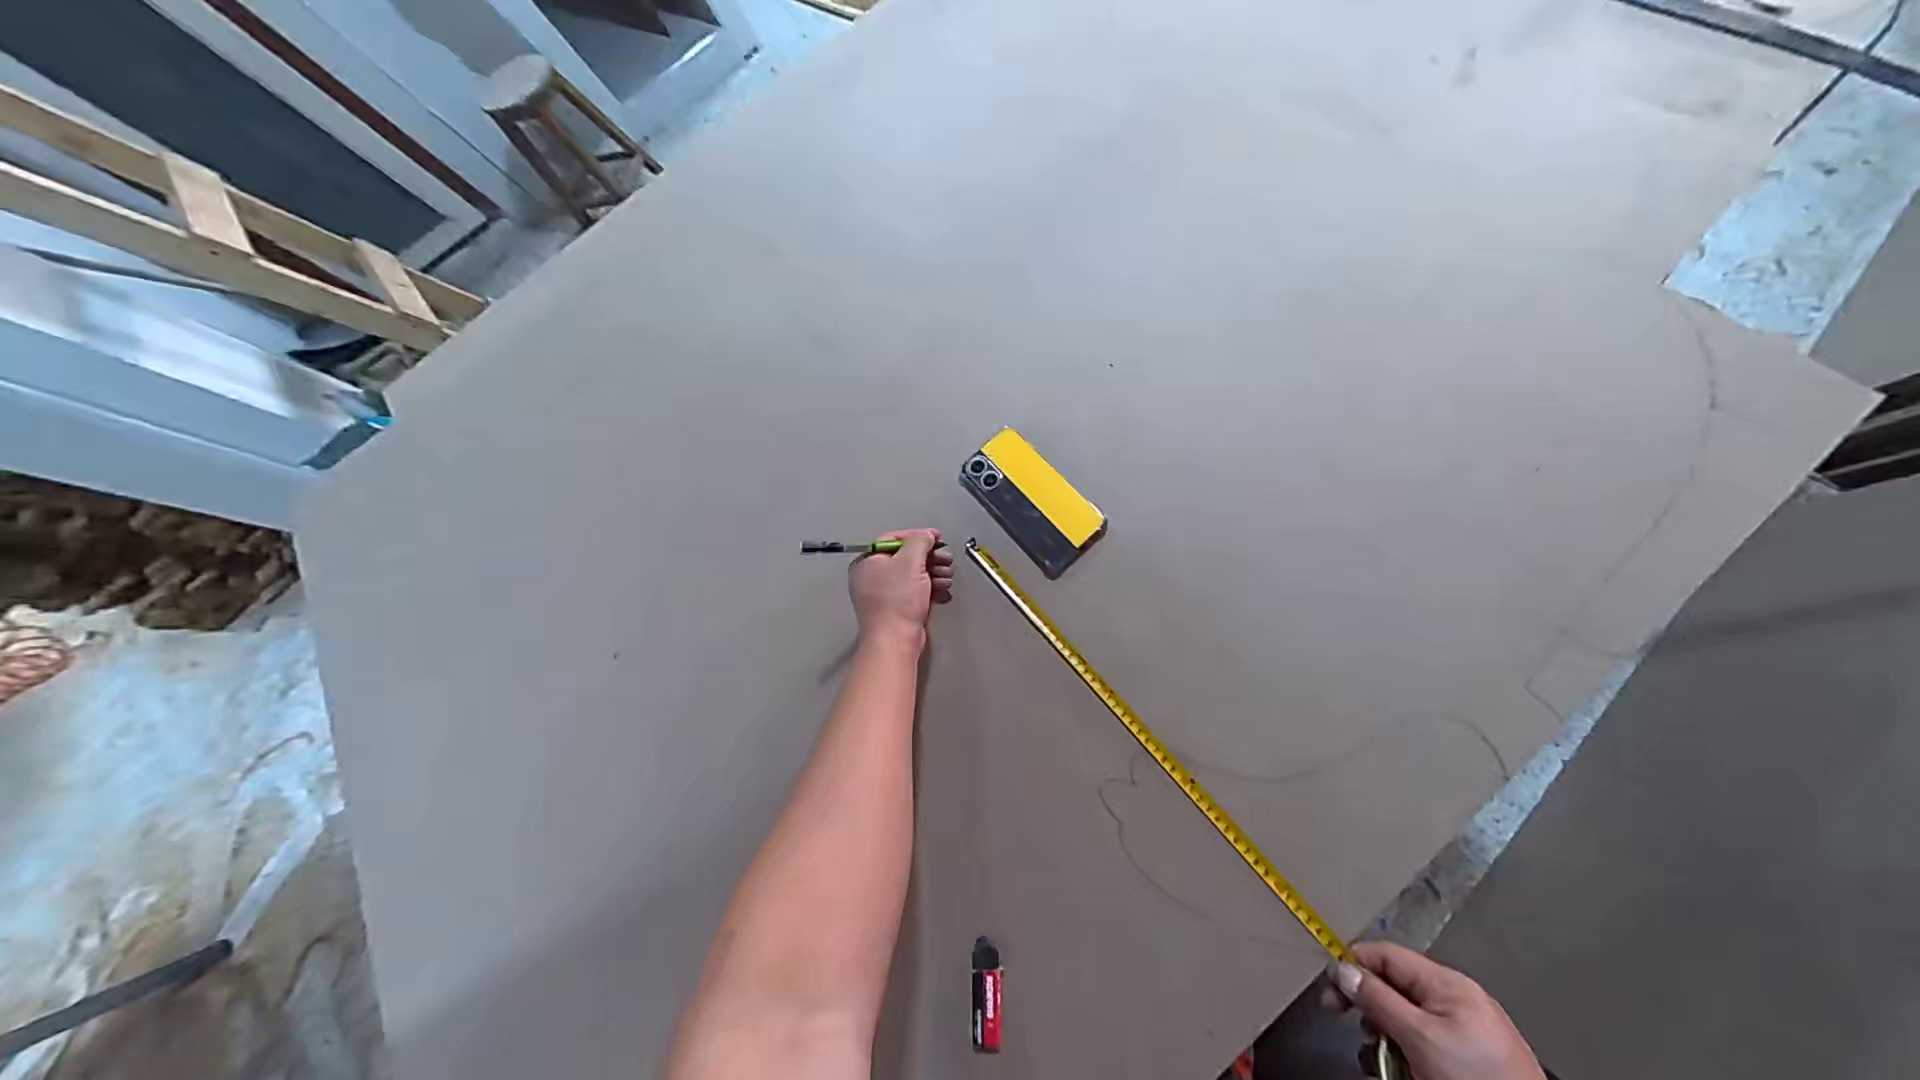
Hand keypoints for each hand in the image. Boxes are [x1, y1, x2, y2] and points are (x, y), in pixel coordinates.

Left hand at [848, 529, 953, 645]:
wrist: (896, 640)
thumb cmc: (897, 600)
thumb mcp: (910, 561)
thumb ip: (920, 541)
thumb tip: (926, 536)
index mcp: (868, 562)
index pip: (894, 539)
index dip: (917, 536)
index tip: (936, 537)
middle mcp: (873, 576)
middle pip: (907, 557)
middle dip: (930, 557)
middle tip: (945, 559)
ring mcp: (885, 594)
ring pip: (914, 575)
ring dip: (934, 573)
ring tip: (947, 577)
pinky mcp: (898, 608)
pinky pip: (916, 591)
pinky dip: (931, 589)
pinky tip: (943, 590)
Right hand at [1330, 942, 1544, 1079]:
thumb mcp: (1419, 1038)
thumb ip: (1377, 998)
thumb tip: (1341, 968)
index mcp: (1448, 982)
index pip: (1384, 954)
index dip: (1352, 965)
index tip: (1330, 992)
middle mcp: (1455, 997)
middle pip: (1393, 984)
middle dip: (1368, 1004)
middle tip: (1346, 1023)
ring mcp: (1465, 1029)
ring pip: (1405, 1015)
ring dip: (1384, 1033)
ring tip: (1382, 1058)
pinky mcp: (1469, 1056)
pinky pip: (1423, 1039)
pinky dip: (1406, 1050)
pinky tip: (1404, 1068)